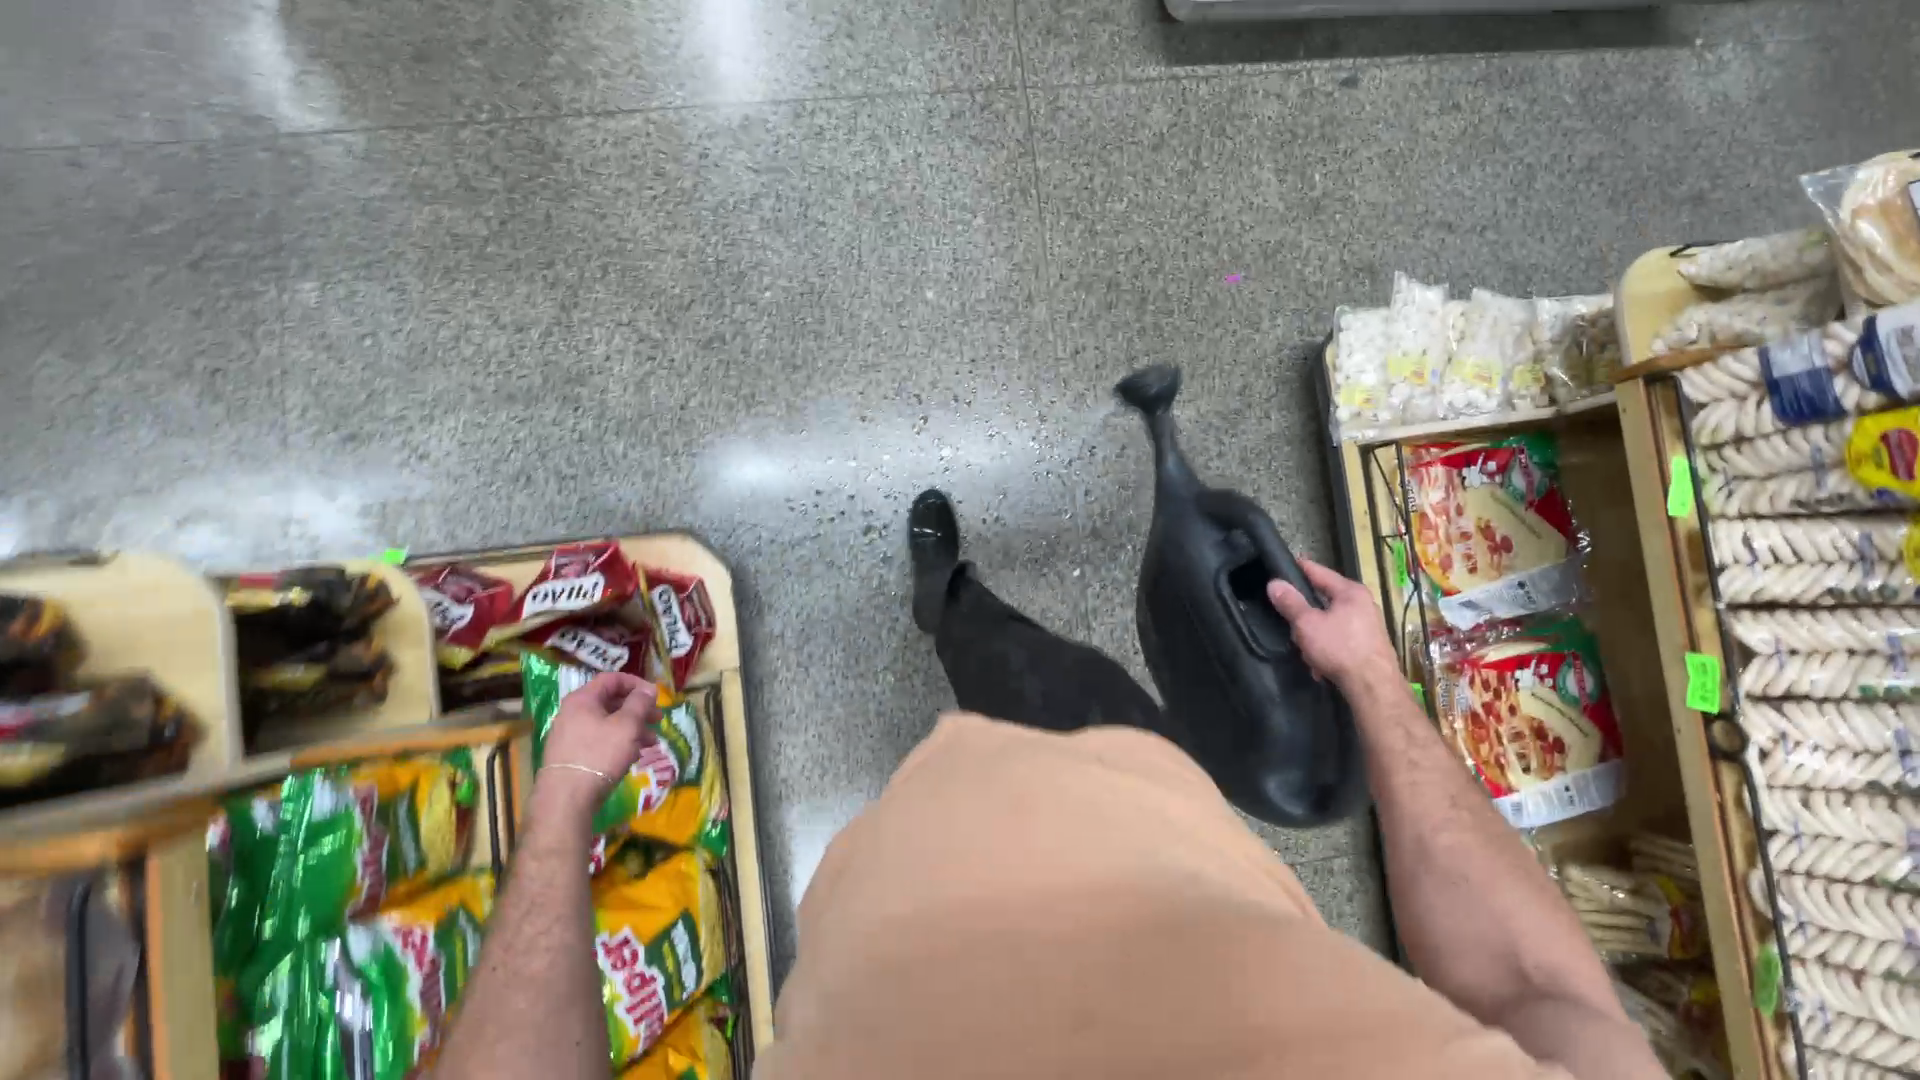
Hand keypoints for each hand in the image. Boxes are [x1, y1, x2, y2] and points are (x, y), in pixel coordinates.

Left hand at [535, 672, 658, 817]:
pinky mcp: (571, 755)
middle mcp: (572, 713)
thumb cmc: (600, 754)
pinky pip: (599, 740)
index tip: (656, 696)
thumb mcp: (627, 725)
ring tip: (651, 742)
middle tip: (658, 720)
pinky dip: (619, 742)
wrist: (567, 798)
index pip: (612, 679)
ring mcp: (570, 735)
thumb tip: (648, 689)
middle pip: (611, 702)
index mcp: (583, 699)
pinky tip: (633, 756)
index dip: (637, 684)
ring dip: (632, 729)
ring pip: (607, 723)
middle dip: (638, 710)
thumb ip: (640, 703)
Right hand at [1266, 556, 1398, 689]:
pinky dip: (1328, 649)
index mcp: (1350, 591)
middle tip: (1289, 623)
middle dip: (1305, 613)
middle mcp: (1363, 604)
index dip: (1298, 568)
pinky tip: (1319, 666)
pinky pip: (1340, 640)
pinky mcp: (1370, 646)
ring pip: (1330, 622)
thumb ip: (1289, 602)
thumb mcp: (1307, 624)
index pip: (1319, 571)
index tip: (1281, 565)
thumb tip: (1274, 583)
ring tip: (1306, 651)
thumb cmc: (1339, 648)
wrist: (1373, 686)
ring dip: (1315, 635)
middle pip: (1324, 600)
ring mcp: (1369, 625)